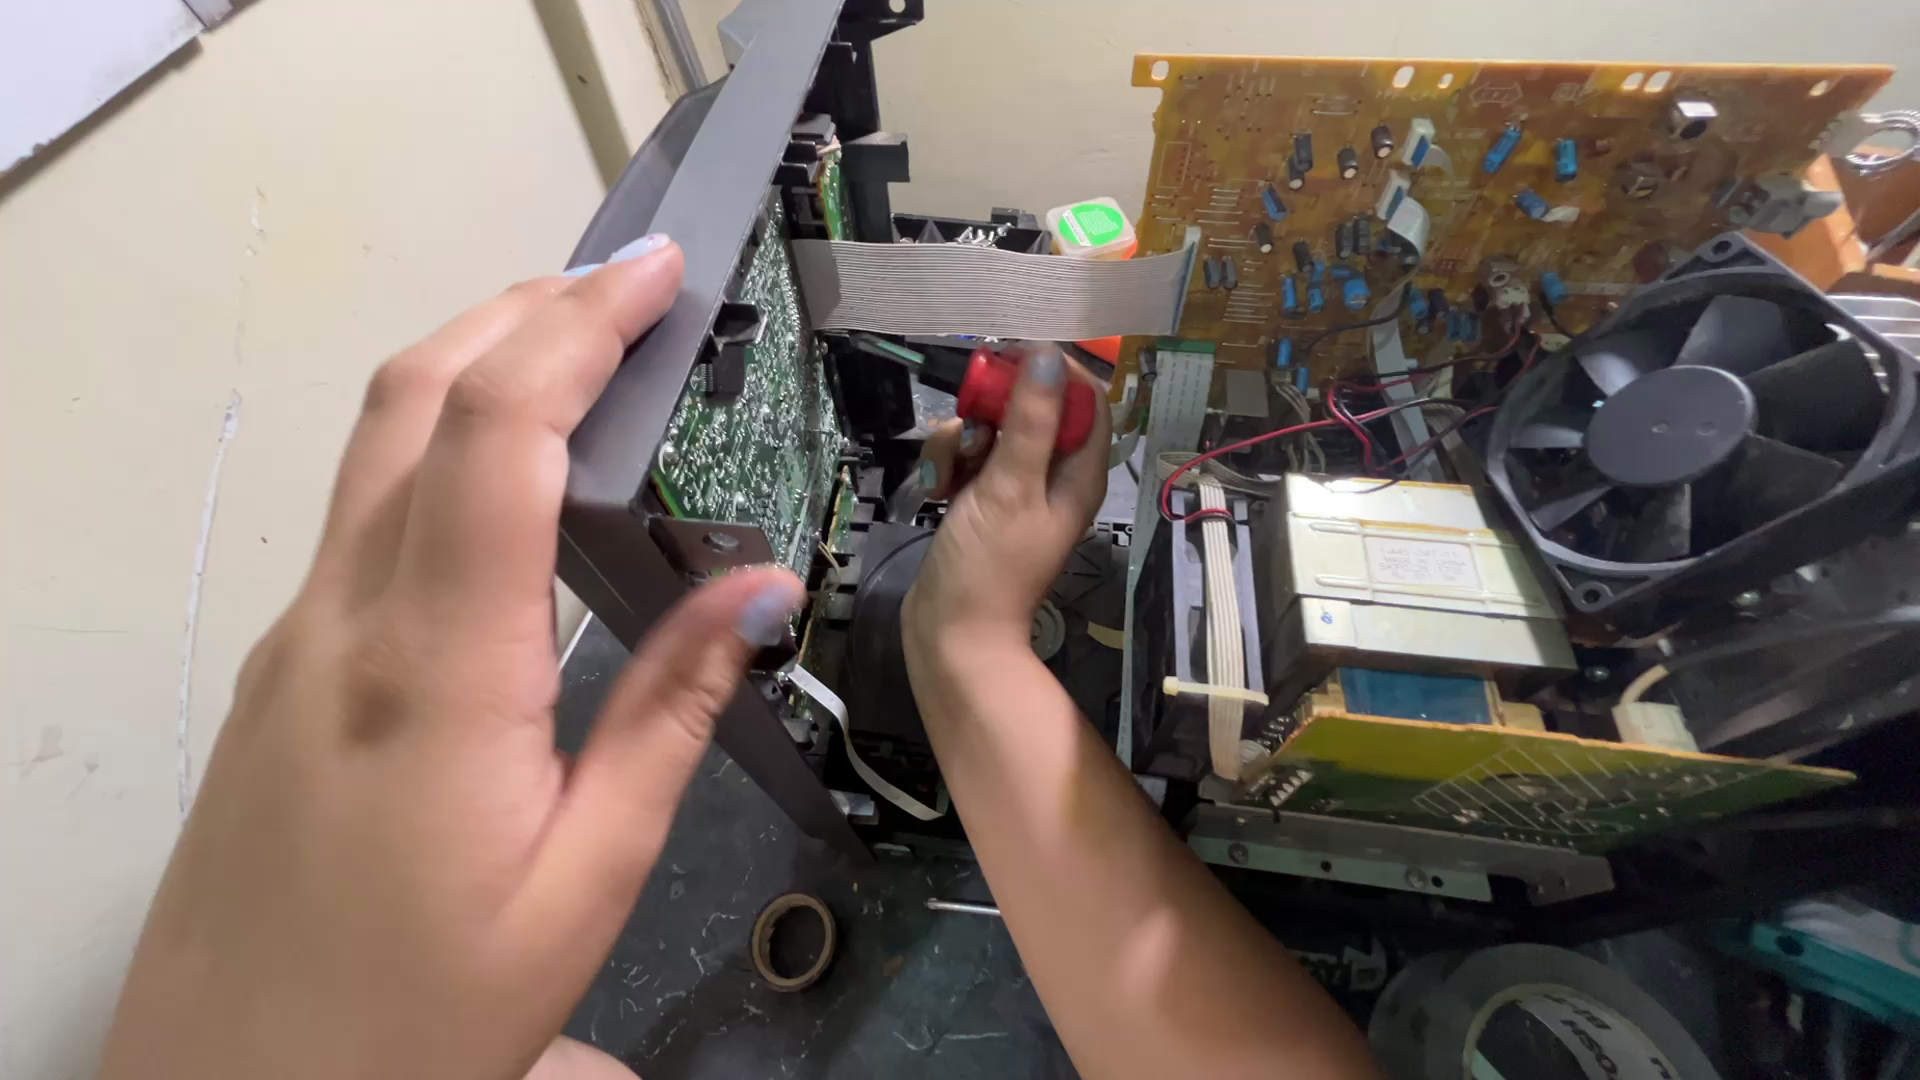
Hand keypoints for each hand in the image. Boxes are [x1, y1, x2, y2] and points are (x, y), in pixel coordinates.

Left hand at [96, 239, 805, 1079]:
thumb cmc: (435, 1000)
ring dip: (482, 357)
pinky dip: (451, 431)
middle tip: (629, 283)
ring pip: (380, 440)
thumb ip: (672, 706)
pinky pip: (371, 500)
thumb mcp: (592, 865)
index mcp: (437, 667)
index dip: (576, 334)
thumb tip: (760, 585)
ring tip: (585, 336)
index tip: (653, 277)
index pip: (499, 441)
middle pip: (416, 403)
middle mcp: (346, 619)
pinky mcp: (294, 660)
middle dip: (525, 312)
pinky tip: (517, 454)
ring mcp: (301, 633)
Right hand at [902, 344, 1110, 654]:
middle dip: (994, 408)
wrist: (952, 633)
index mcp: (1078, 473)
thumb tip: (1048, 356)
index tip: (1011, 361)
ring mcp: (1014, 488)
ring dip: (963, 438)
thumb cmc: (988, 565)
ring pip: (992, 431)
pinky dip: (951, 464)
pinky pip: (970, 459)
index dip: (1054, 374)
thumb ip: (1030, 422)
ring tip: (948, 473)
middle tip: (970, 423)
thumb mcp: (1010, 487)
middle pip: (1032, 410)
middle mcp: (1052, 476)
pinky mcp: (981, 500)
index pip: (1085, 401)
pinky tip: (936, 489)